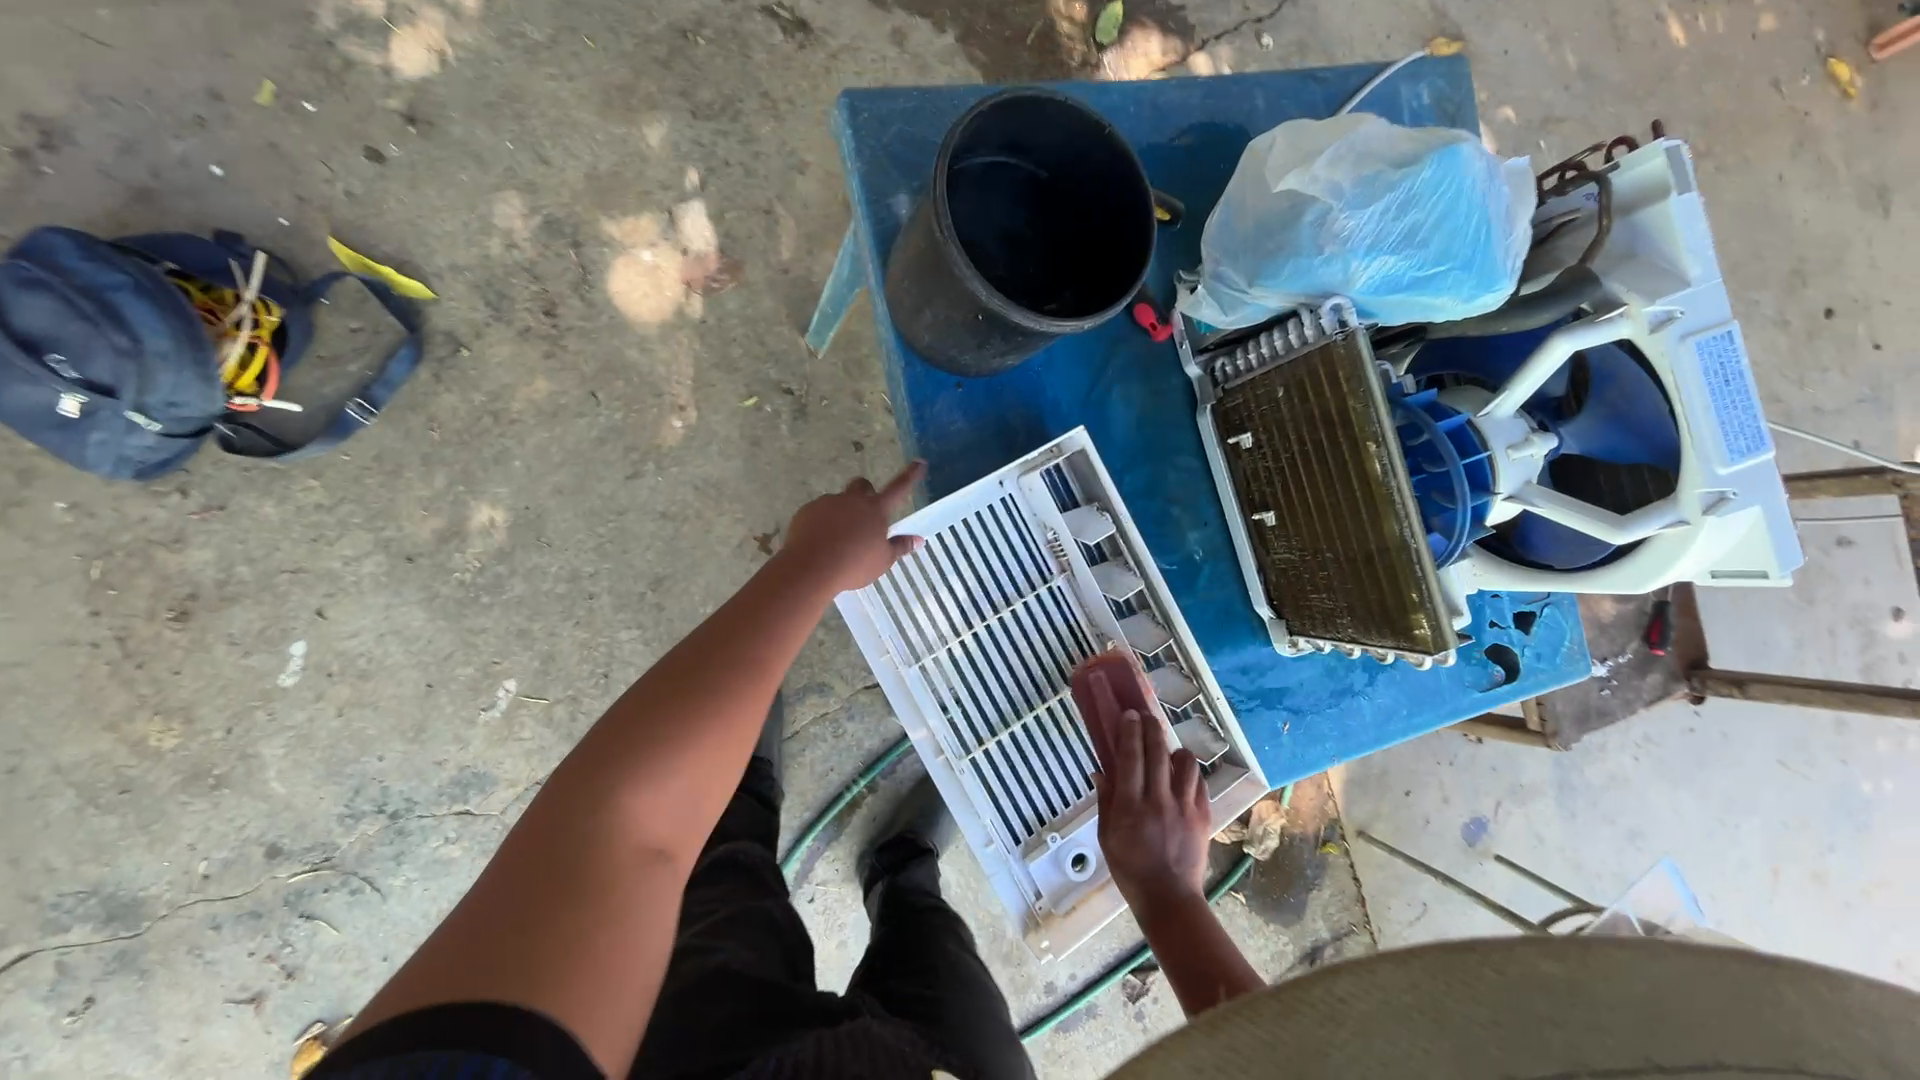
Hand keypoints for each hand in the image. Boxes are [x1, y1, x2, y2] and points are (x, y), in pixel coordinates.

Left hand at [778, 461, 925, 592]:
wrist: (810, 567)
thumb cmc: (853, 565)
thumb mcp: (883, 560)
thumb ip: (900, 547)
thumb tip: (919, 539)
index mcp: (875, 510)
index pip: (899, 488)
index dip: (911, 475)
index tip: (919, 462)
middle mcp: (852, 500)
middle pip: (862, 485)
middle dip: (866, 493)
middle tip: (865, 515)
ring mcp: (827, 503)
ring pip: (838, 502)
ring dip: (841, 514)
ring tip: (837, 540)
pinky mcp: (807, 511)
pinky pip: (818, 513)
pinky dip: (822, 523)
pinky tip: (820, 542)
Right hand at [1071, 651, 1211, 914]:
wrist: (1169, 897)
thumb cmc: (1129, 869)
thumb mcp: (1106, 836)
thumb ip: (1106, 801)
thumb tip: (1102, 771)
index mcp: (1130, 807)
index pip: (1130, 757)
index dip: (1130, 732)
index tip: (1129, 715)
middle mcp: (1158, 801)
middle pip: (1158, 752)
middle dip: (1151, 728)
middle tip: (1146, 716)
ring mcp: (1185, 807)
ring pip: (1186, 764)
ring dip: (1175, 751)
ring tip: (1168, 752)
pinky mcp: (1204, 816)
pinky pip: (1199, 783)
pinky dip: (1190, 774)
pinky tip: (1182, 776)